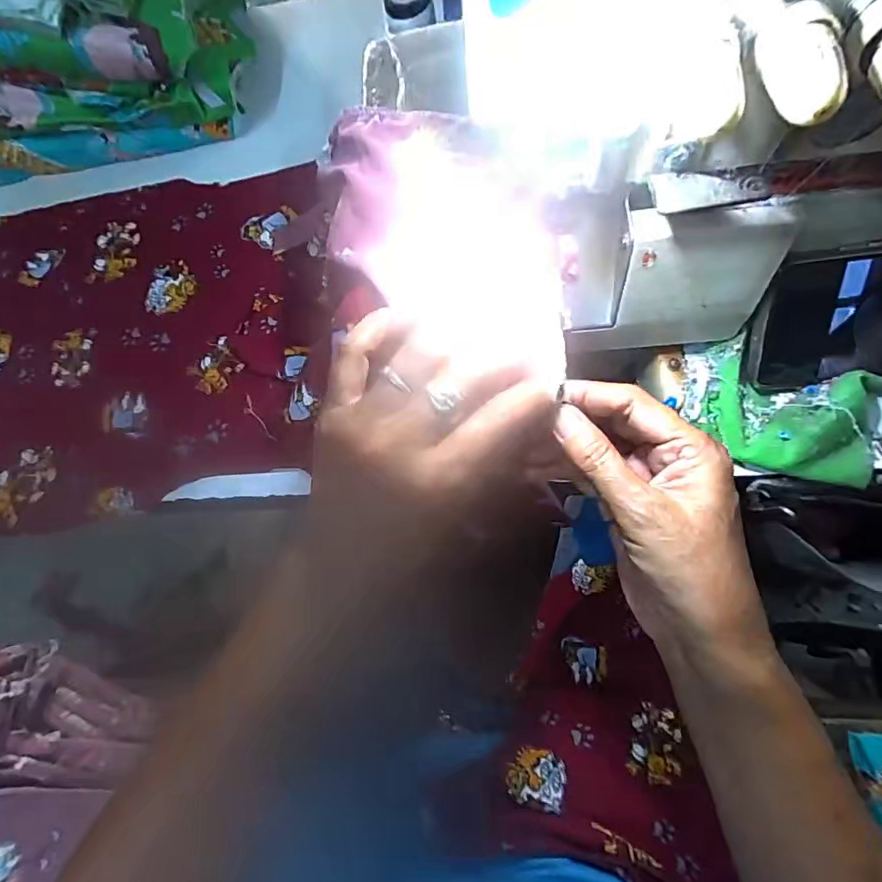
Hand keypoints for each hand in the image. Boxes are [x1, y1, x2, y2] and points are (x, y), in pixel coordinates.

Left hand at [309, 308, 555, 558]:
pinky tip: (406, 314)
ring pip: (413, 356)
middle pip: (460, 378)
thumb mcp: (467, 523)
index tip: (549, 382)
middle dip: (502, 358)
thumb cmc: (410, 555)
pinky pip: (352, 354)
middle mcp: (400, 442)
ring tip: (473, 324)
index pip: (499, 419)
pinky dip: (377, 327)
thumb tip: (530, 419)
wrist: (337, 567)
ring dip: (451, 334)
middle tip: (520, 349)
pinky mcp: (331, 411)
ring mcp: (361, 420)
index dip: (533, 394)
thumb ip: (499, 469)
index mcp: (441, 480)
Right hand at [550, 381, 768, 655]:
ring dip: (567, 444)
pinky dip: (570, 469)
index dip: (590, 395)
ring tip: (525, 436)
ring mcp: (646, 480)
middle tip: (528, 413)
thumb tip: (560, 415)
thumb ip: (598, 460)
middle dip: (575, 418)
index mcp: (689, 448)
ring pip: (601, 448)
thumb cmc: (686, 570)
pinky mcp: (627, 503)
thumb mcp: (641, 511)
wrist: (699, 631)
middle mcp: (668, 456)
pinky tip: (540, 463)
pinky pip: (596, 474)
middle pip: (615, 423)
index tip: (546, 392)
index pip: (633, 405)